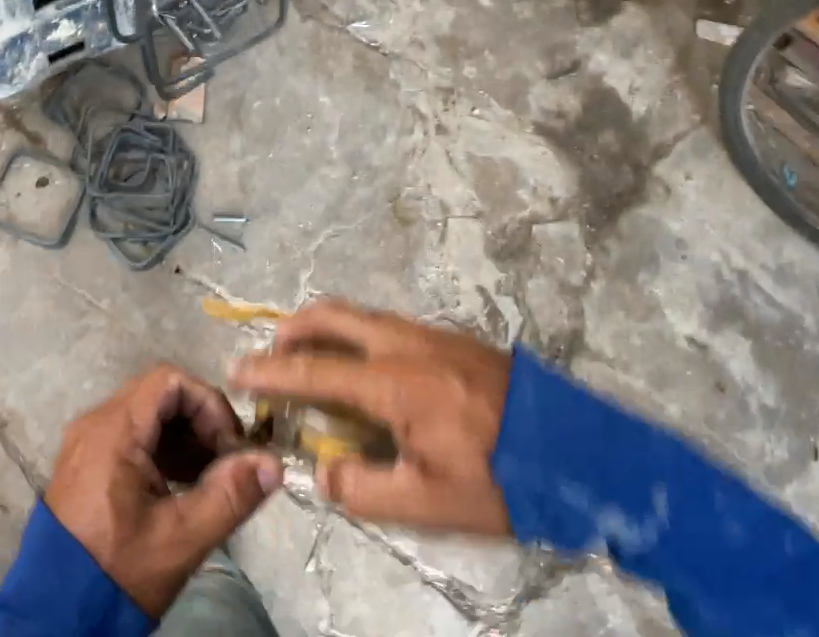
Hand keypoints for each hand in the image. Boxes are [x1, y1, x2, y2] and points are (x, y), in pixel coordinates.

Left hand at [44, 364, 283, 617]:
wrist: (57, 609)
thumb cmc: (119, 569)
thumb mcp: (181, 538)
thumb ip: (230, 495)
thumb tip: (273, 463)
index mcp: (113, 430)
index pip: (170, 381)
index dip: (209, 403)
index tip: (230, 445)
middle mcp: (95, 423)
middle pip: (159, 394)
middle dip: (201, 420)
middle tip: (227, 462)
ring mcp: (87, 442)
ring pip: (146, 414)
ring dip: (184, 436)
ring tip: (210, 478)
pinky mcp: (87, 462)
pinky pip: (131, 435)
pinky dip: (162, 449)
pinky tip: (183, 485)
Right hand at [229, 300, 513, 534]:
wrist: (582, 448)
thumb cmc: (501, 478)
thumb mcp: (429, 502)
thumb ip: (365, 488)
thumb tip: (325, 472)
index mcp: (389, 382)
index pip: (311, 370)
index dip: (268, 371)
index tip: (236, 370)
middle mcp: (402, 344)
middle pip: (332, 315)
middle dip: (293, 327)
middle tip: (273, 351)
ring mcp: (430, 335)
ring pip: (361, 315)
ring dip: (326, 328)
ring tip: (314, 357)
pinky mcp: (453, 339)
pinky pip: (387, 324)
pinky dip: (357, 334)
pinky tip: (368, 367)